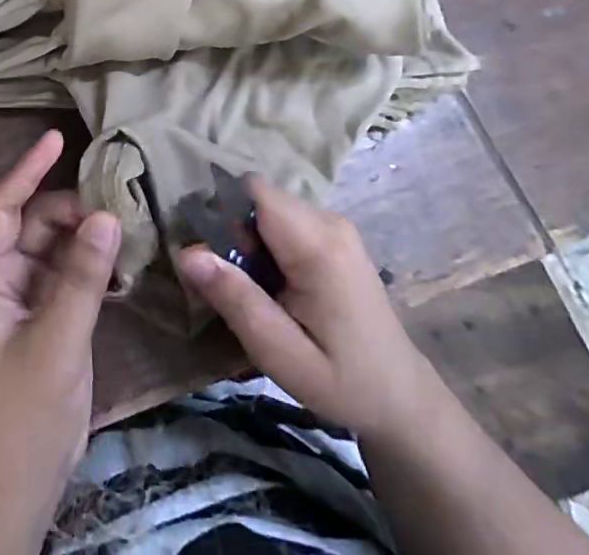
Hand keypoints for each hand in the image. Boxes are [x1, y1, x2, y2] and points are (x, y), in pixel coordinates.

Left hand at [0, 131, 119, 534]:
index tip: (57, 138)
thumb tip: (107, 215)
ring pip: (57, 247)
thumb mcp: (56, 341)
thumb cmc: (24, 410)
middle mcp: (5, 279)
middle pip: (36, 223)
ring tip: (127, 230)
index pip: (3, 208)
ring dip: (86, 236)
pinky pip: (71, 274)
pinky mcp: (50, 316)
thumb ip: (82, 278)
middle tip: (117, 206)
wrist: (20, 478)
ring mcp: (28, 298)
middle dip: (71, 209)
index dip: (27, 170)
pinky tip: (123, 264)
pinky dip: (94, 264)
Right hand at [174, 179, 437, 440]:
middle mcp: (329, 221)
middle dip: (232, 235)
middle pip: (258, 201)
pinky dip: (266, 248)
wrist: (401, 397)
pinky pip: (283, 224)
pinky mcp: (334, 237)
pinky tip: (273, 290)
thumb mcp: (280, 353)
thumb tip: (186, 252)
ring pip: (267, 211)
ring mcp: (335, 227)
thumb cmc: (343, 382)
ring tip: (254, 294)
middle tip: (233, 288)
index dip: (222, 214)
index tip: (212, 258)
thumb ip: (235, 299)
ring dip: (248, 244)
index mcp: (318, 245)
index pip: (253, 191)